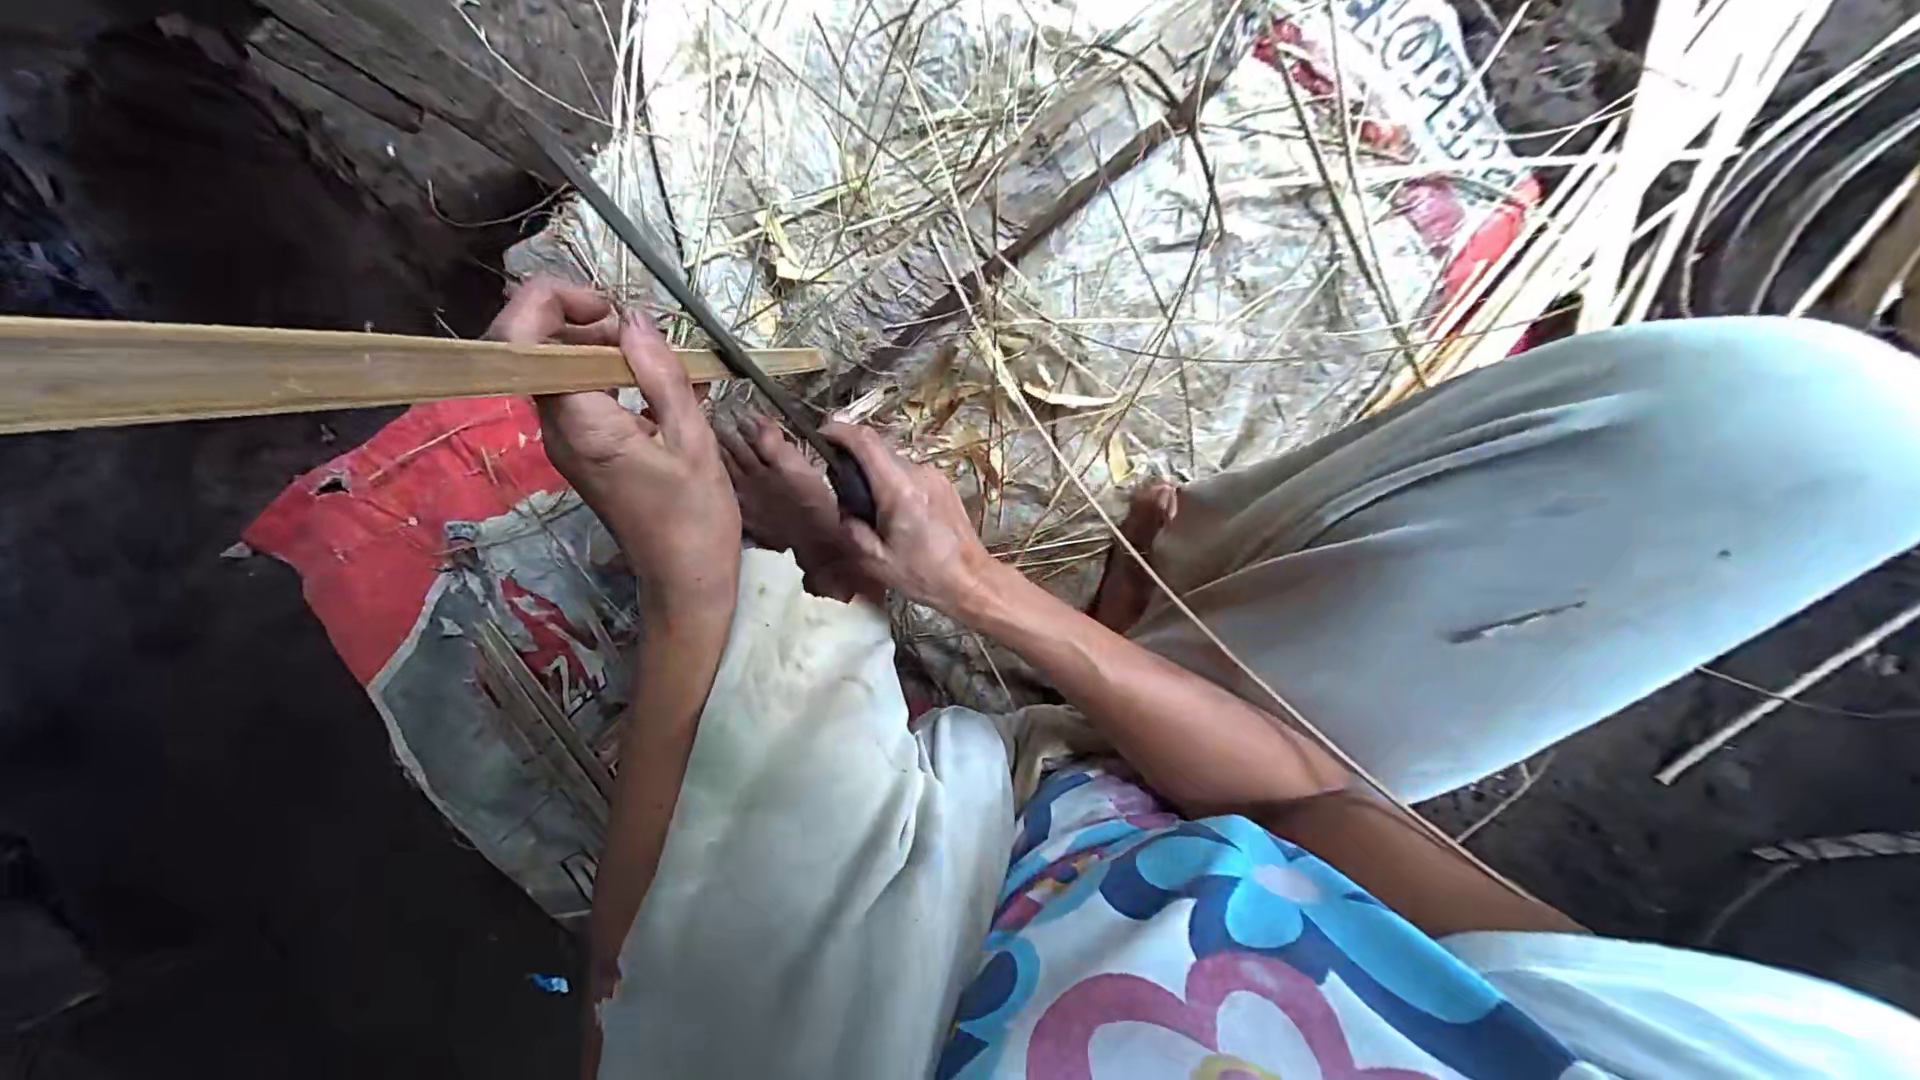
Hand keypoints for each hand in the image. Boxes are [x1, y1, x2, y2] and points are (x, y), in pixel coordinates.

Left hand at [489, 278, 740, 614]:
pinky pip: (584, 398)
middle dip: (584, 322)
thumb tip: (636, 320)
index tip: (610, 306)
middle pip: (536, 349)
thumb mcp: (693, 441)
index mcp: (579, 424)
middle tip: (645, 332)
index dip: (550, 302)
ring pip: (561, 372)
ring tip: (661, 358)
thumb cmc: (697, 516)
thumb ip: (663, 377)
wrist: (687, 578)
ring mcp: (568, 443)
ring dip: (603, 350)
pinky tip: (661, 387)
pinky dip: (615, 379)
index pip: (520, 341)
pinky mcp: (586, 453)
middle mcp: (557, 429)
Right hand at [823, 421, 997, 615]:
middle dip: (855, 461)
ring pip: (894, 462)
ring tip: (873, 510)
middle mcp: (919, 474)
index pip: (865, 441)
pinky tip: (897, 513)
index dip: (839, 431)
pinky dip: (895, 483)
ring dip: (876, 475)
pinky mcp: (944, 484)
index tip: (823, 434)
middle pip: (878, 450)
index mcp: (899, 490)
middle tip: (843, 489)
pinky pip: (910, 473)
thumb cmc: (924, 574)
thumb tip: (843, 507)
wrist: (969, 579)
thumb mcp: (874, 559)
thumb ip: (851, 527)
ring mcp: (934, 477)